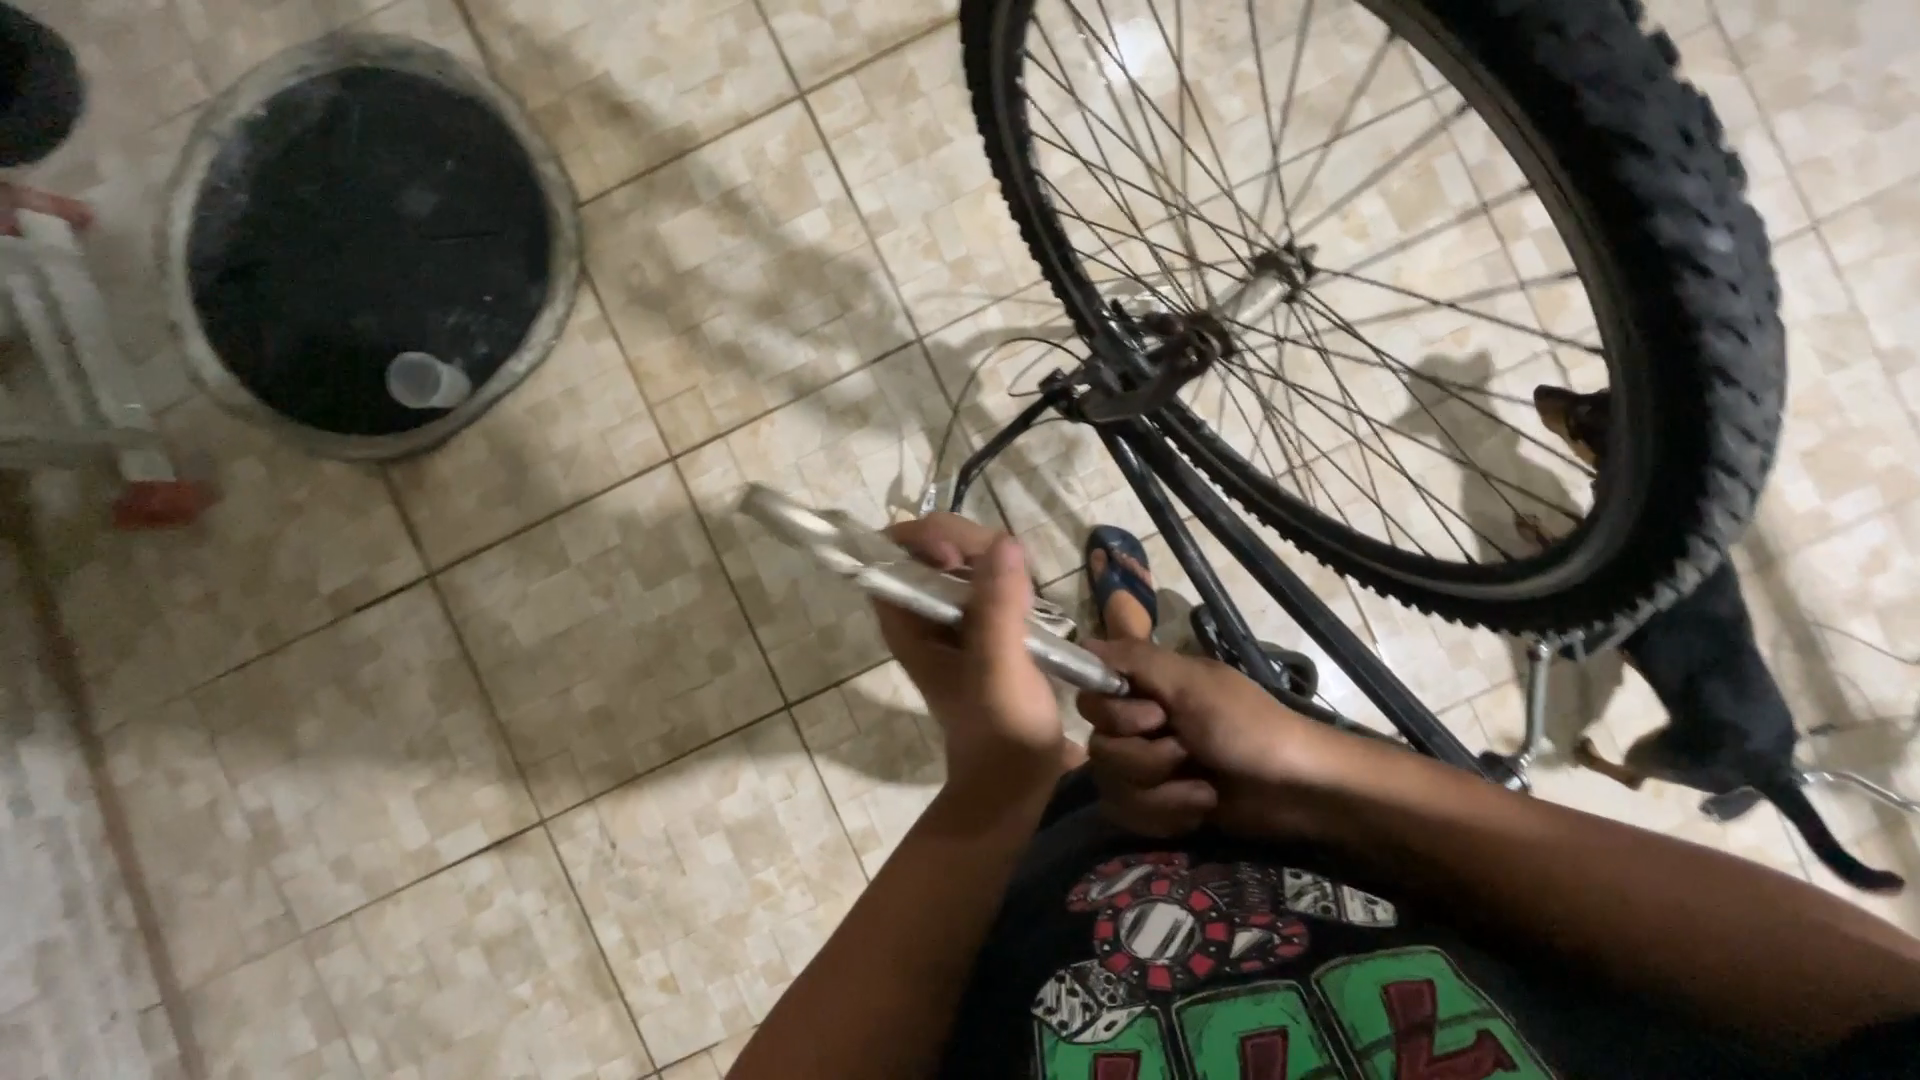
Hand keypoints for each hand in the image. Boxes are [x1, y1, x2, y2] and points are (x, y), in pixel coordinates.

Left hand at [878, 514, 1065, 795]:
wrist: (1016, 777)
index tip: (959, 558)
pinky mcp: (985, 623)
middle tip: (1009, 571)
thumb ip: (996, 606)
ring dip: (997, 560)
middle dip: (970, 544)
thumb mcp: (997, 667)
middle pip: (933, 544)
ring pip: (965, 557)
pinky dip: (1012, 577)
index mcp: (906, 621)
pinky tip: (1032, 602)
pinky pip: (991, 578)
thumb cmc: (999, 729)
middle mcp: (923, 612)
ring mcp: (954, 617)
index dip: (921, 540)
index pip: (891, 551)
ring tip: (1026, 594)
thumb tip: (1005, 543)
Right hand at [1079, 639, 1363, 837]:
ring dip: (1161, 792)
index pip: (1090, 698)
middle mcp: (1138, 726)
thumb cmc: (1248, 727)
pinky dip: (1166, 815)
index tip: (1154, 717)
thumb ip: (1136, 659)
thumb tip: (1084, 641)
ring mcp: (1147, 769)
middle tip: (1186, 751)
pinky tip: (1198, 809)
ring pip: (1112, 786)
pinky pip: (1129, 815)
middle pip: (1098, 748)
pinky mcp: (1156, 806)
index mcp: (1146, 689)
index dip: (1115, 714)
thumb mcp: (1192, 685)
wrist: (1296, 792)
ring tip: (1202, 790)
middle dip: (1145, 759)